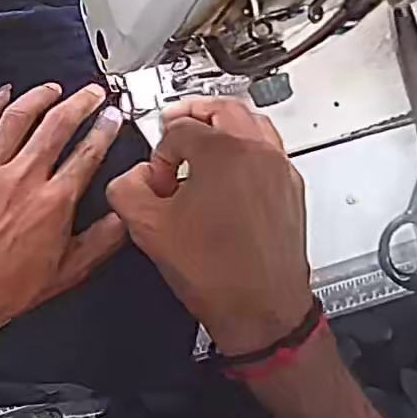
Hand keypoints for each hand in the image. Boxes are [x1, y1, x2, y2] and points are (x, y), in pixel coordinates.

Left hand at [0, 82, 129, 377]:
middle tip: (91, 94)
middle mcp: (21, 180)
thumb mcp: (68, 271)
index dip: (105, 129)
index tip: (112, 117)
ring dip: (39, 97)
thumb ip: (102, 240)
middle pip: (56, 125)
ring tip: (53, 89)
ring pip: (17, 118)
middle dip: (80, 102)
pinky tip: (3, 96)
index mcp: (51, 203)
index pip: (87, 153)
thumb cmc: (6, 287)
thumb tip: (123, 217)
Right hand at [105, 96, 312, 356]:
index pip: (179, 128)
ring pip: (251, 122)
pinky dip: (244, 147)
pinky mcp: (290, 189)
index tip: (157, 181)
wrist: (260, 309)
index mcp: (222, 153)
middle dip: (191, 115)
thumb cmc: (217, 274)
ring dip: (221, 125)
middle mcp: (257, 153)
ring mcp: (279, 170)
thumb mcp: (147, 227)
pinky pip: (267, 150)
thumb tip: (131, 179)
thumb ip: (126, 188)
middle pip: (222, 108)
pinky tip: (227, 172)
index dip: (159, 154)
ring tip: (201, 141)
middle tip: (173, 126)